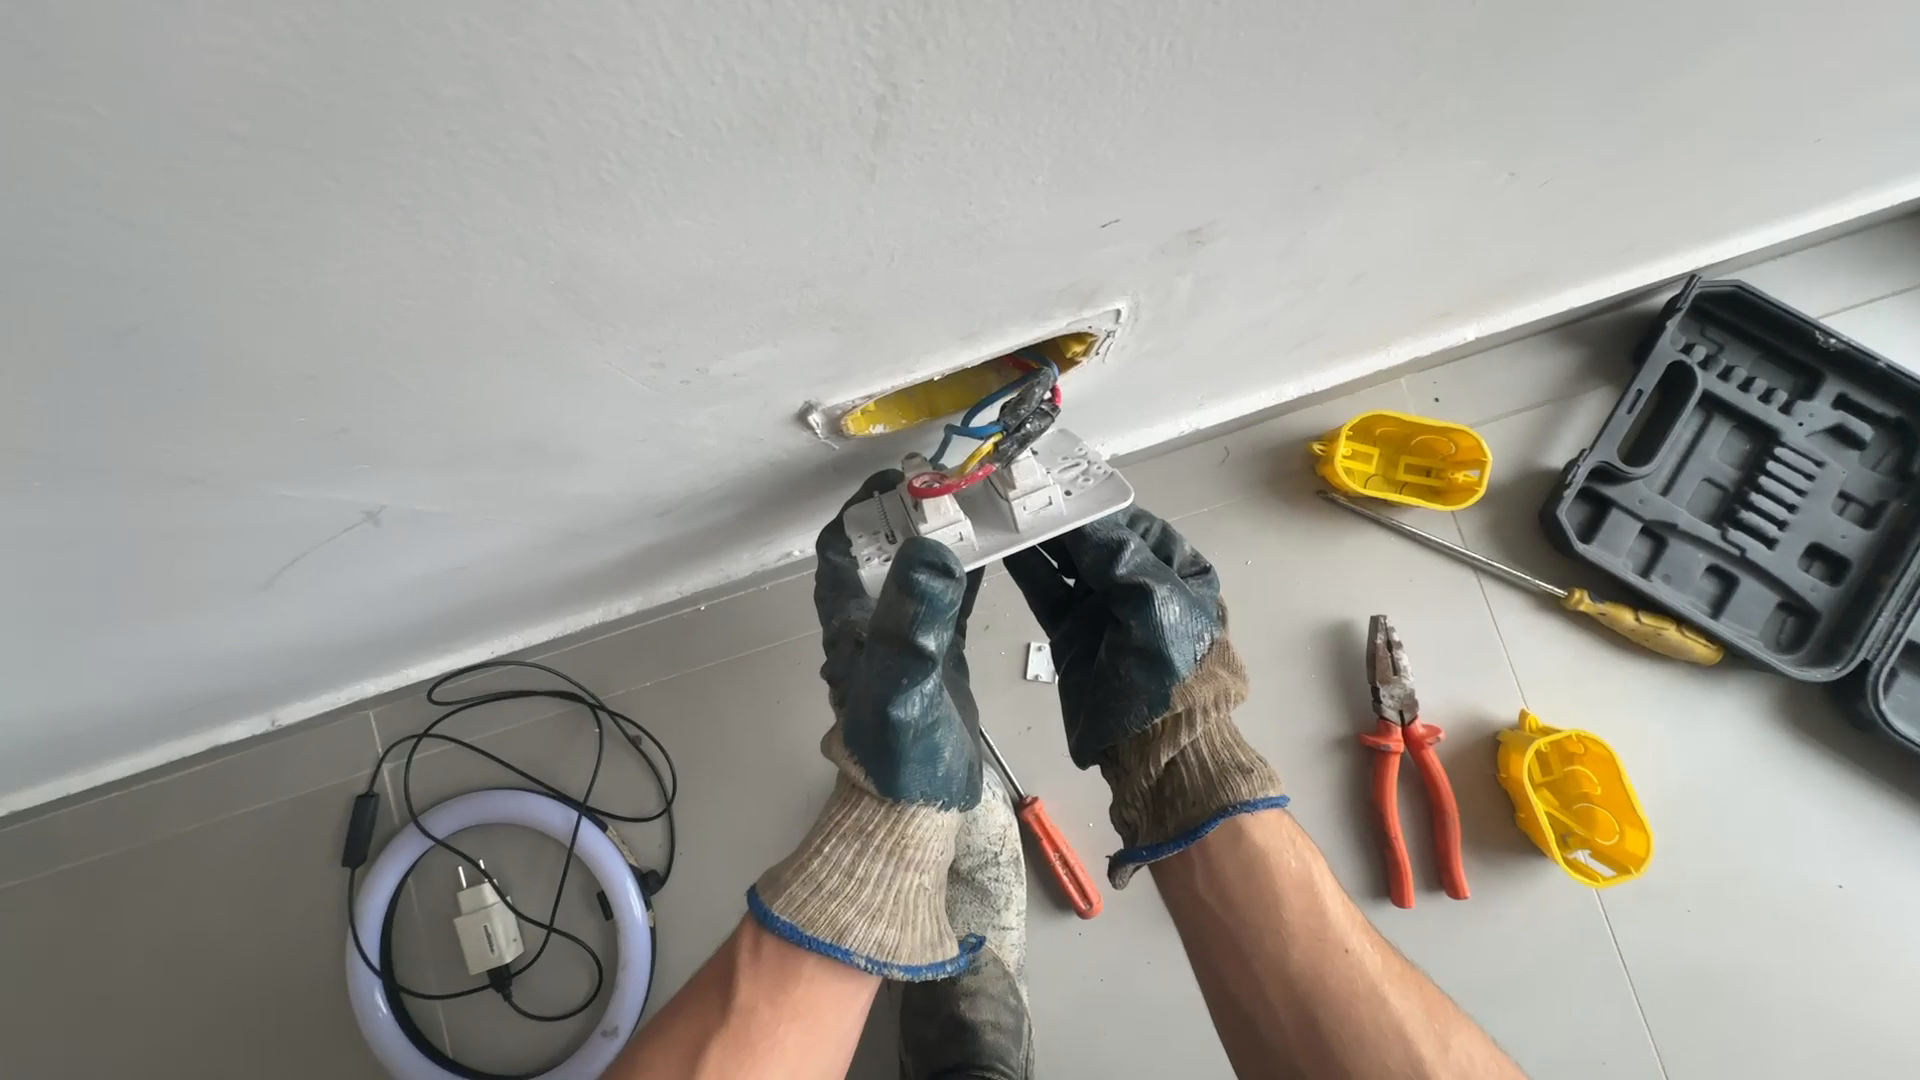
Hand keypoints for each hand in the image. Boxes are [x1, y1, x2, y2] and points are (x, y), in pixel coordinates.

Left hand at [748, 471, 986, 978]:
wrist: (915, 810)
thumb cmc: (898, 753)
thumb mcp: (903, 687)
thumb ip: (913, 623)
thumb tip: (930, 550)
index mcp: (850, 625)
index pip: (841, 550)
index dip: (862, 509)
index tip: (897, 478)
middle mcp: (872, 623)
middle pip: (882, 552)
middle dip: (908, 514)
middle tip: (949, 482)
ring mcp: (906, 637)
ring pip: (919, 572)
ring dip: (940, 538)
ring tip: (974, 504)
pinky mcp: (937, 655)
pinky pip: (949, 601)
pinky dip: (966, 573)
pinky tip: (990, 552)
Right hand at [1005, 505, 1285, 886]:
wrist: (1153, 753)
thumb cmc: (1170, 673)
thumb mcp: (1154, 604)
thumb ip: (1117, 556)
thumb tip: (1079, 522)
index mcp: (1176, 572)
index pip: (1131, 524)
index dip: (1096, 505)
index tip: (1057, 485)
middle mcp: (1139, 584)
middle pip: (1095, 541)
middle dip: (1061, 520)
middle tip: (1019, 494)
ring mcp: (1102, 609)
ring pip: (1066, 563)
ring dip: (1039, 541)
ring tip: (1004, 513)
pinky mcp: (1071, 632)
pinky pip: (1047, 592)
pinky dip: (1027, 570)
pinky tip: (1004, 548)